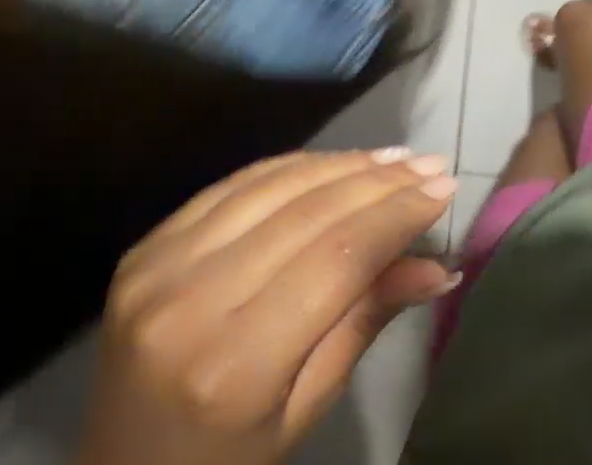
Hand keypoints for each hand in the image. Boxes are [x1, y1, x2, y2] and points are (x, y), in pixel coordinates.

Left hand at [75, 150, 459, 464]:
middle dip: (381, 182)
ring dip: (343, 163)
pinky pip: (235, 186)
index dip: (398, 215)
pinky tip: (335, 163)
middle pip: (309, 212)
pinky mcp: (146, 246)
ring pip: (274, 185)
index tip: (445, 188)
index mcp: (236, 362)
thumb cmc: (227, 457)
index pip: (338, 257)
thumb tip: (440, 266)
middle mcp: (191, 301)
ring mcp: (159, 265)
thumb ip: (366, 321)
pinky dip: (293, 167)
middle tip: (431, 164)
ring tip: (394, 157)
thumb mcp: (307, 406)